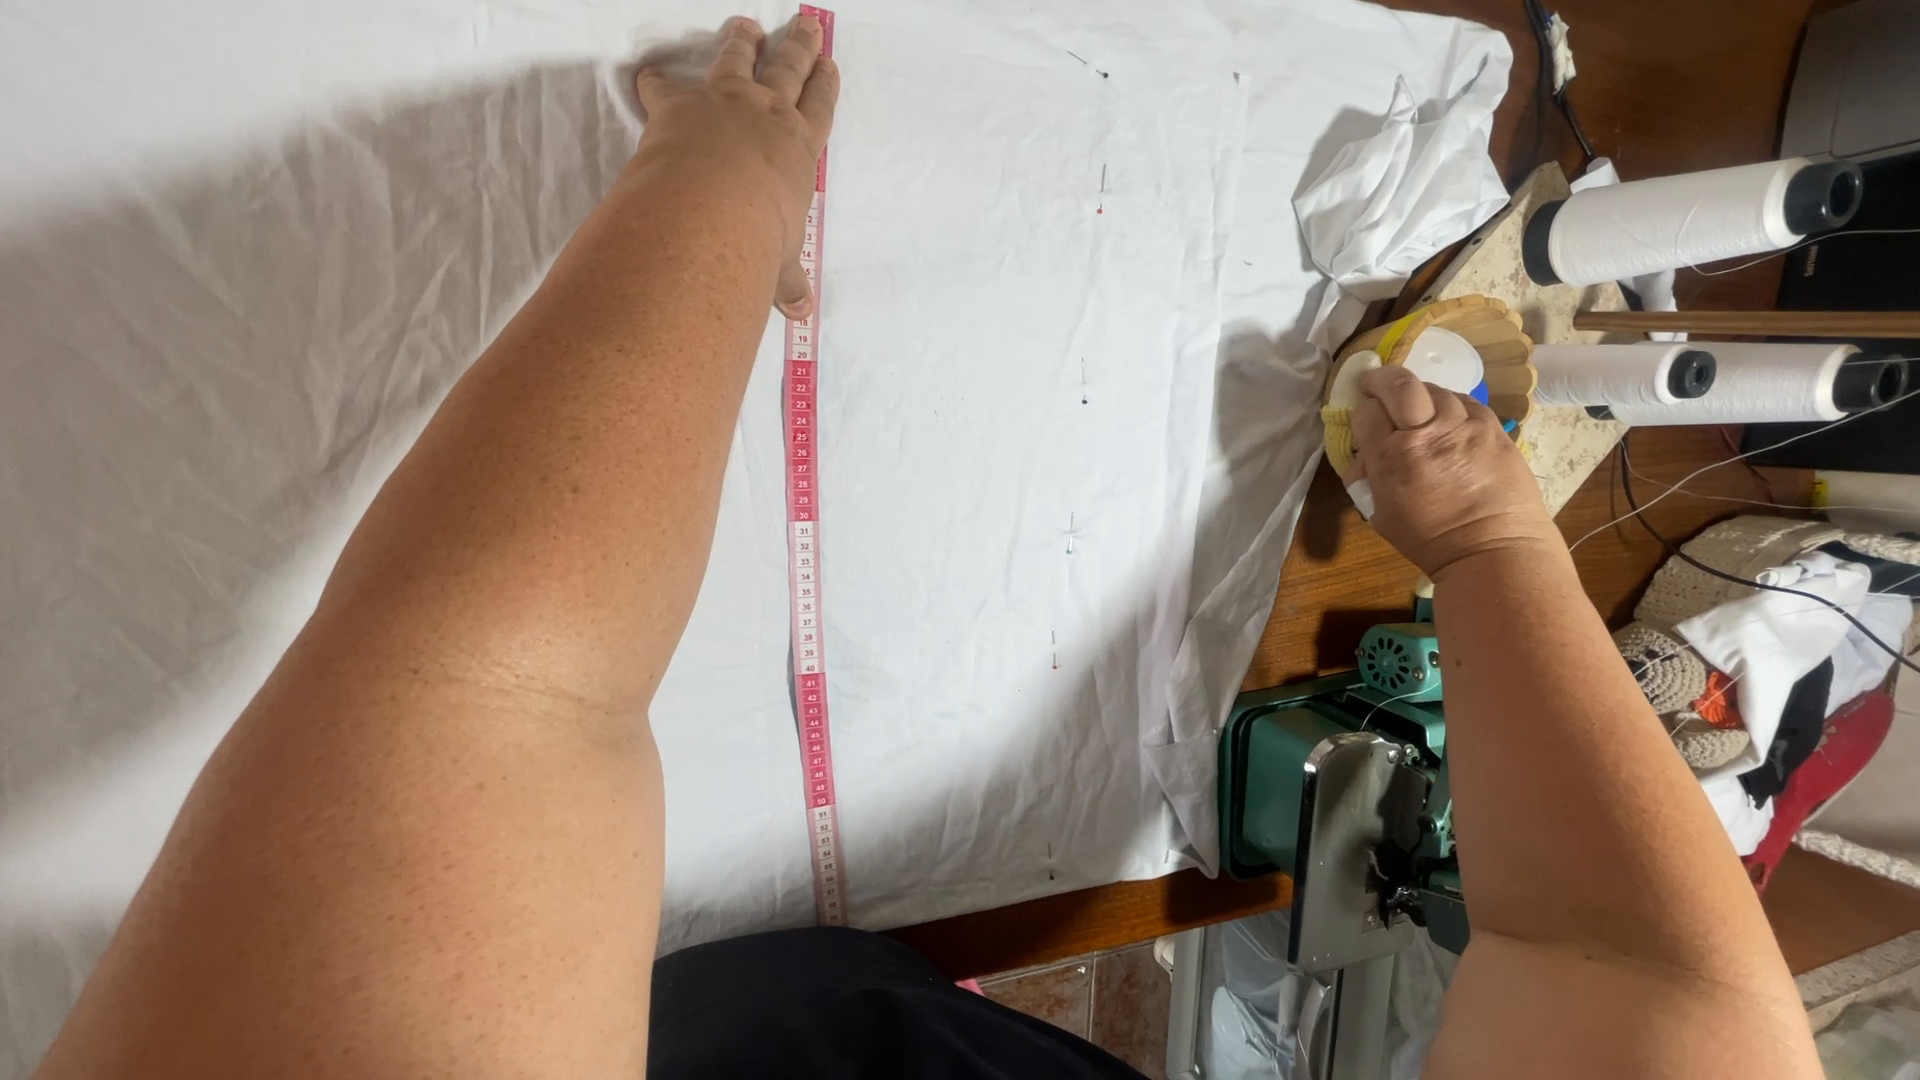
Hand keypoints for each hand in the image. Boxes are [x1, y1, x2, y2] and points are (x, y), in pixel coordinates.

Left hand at [635, 15, 839, 319]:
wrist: (713, 210)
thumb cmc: (761, 238)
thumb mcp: (781, 265)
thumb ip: (789, 282)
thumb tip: (803, 314)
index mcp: (799, 150)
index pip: (819, 110)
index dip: (825, 87)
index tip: (830, 65)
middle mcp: (766, 115)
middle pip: (788, 70)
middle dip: (799, 47)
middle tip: (806, 26)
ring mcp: (722, 103)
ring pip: (737, 59)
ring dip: (742, 41)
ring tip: (746, 26)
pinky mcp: (678, 105)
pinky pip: (664, 86)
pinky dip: (655, 81)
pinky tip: (648, 73)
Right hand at [1344, 365, 1559, 579]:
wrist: (1492, 547)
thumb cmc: (1429, 538)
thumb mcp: (1380, 511)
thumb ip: (1368, 478)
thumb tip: (1364, 460)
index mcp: (1391, 456)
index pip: (1367, 413)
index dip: (1361, 412)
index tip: (1362, 417)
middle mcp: (1427, 432)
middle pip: (1399, 384)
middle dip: (1380, 379)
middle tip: (1373, 385)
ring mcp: (1465, 426)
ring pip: (1435, 390)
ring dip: (1419, 395)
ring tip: (1417, 410)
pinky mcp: (1494, 428)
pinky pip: (1466, 403)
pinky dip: (1450, 406)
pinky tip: (1448, 421)